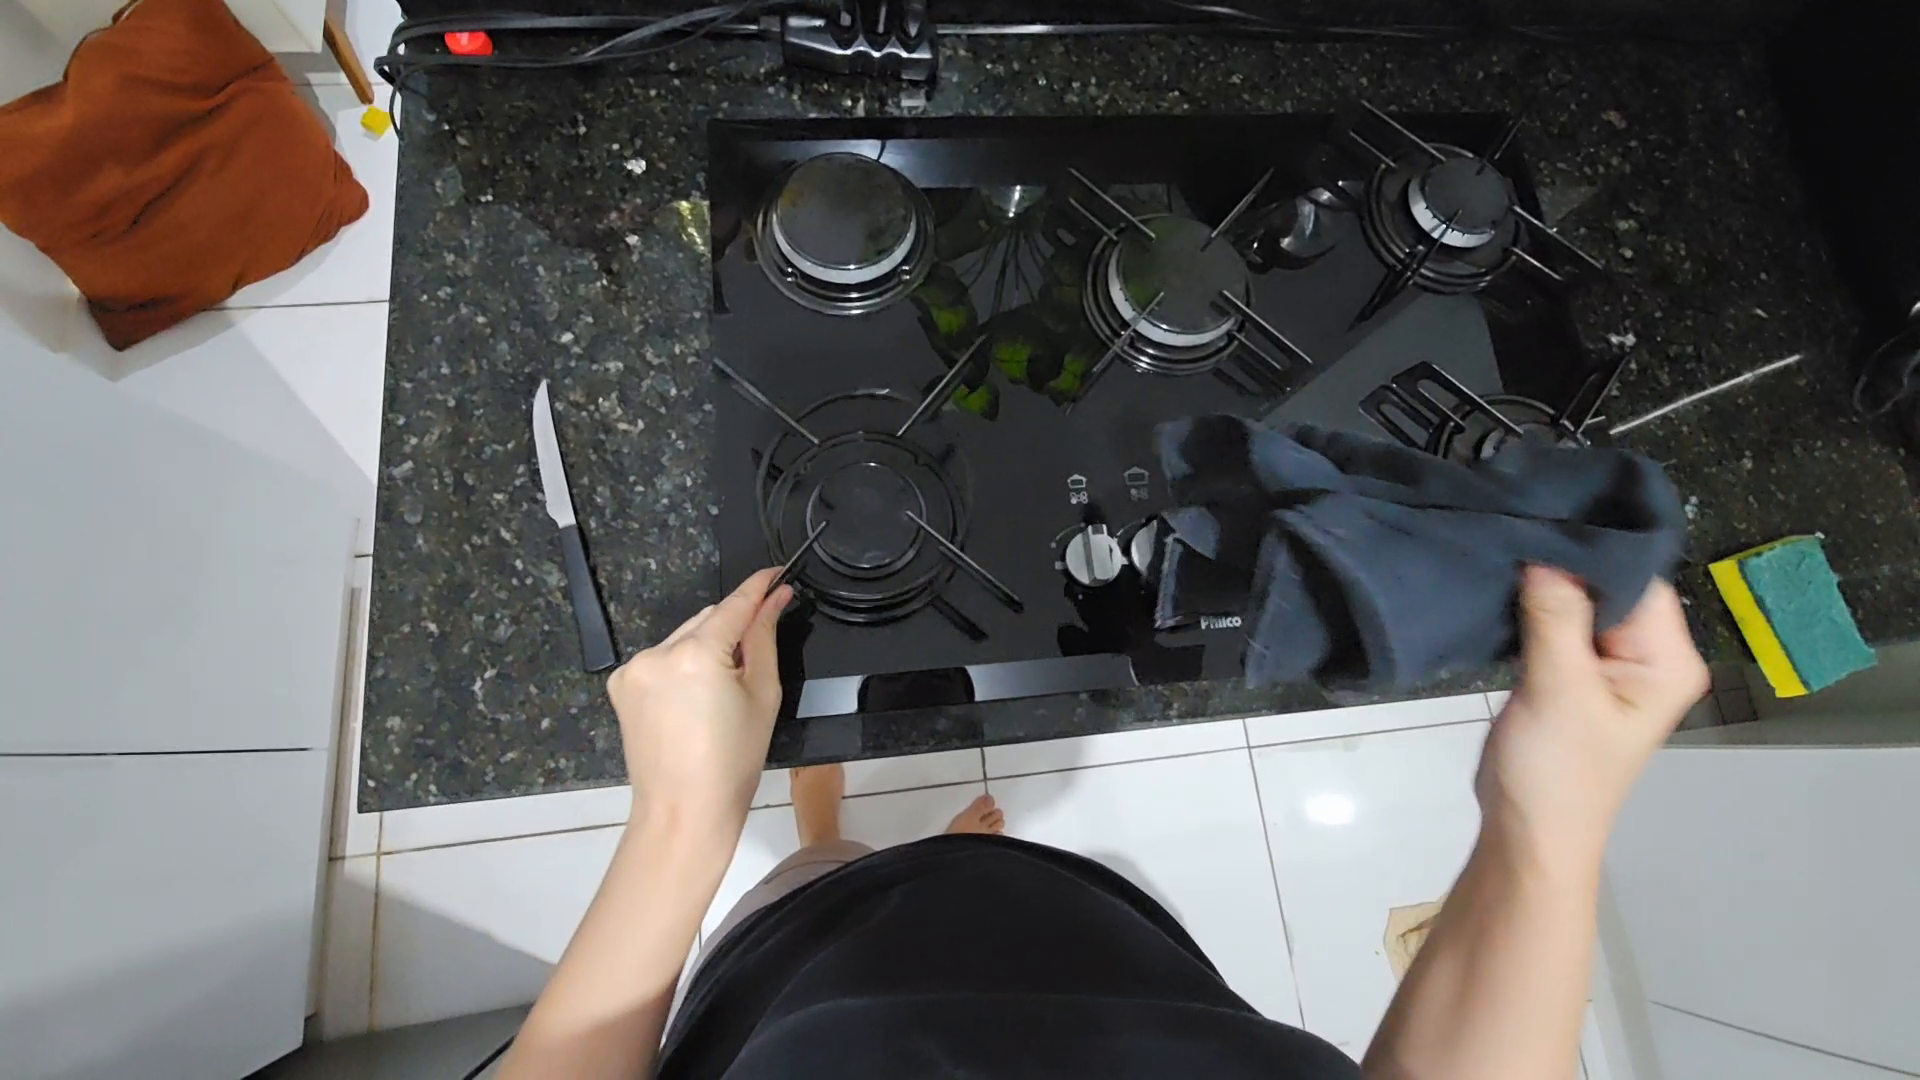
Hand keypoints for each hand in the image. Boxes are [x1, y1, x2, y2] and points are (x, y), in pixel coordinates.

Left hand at [607, 568, 792, 839]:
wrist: (684, 811)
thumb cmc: (734, 759)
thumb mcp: (763, 694)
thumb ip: (764, 637)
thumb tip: (775, 599)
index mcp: (696, 654)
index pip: (734, 604)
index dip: (758, 586)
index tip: (777, 572)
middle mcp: (658, 652)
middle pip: (707, 619)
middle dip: (734, 626)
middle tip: (759, 651)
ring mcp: (634, 668)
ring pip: (684, 636)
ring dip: (708, 644)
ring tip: (727, 684)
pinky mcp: (622, 685)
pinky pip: (663, 657)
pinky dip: (684, 662)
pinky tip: (698, 694)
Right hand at [1477, 566, 1708, 859]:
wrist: (1525, 827)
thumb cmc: (1555, 768)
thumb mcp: (1557, 691)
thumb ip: (1555, 621)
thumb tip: (1543, 555)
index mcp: (1665, 661)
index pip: (1634, 583)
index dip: (1586, 556)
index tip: (1531, 530)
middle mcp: (1643, 657)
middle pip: (1604, 589)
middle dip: (1556, 568)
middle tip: (1504, 539)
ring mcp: (1602, 665)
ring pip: (1573, 605)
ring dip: (1536, 589)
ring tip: (1494, 562)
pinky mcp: (1564, 673)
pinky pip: (1551, 624)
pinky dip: (1525, 611)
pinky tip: (1495, 597)